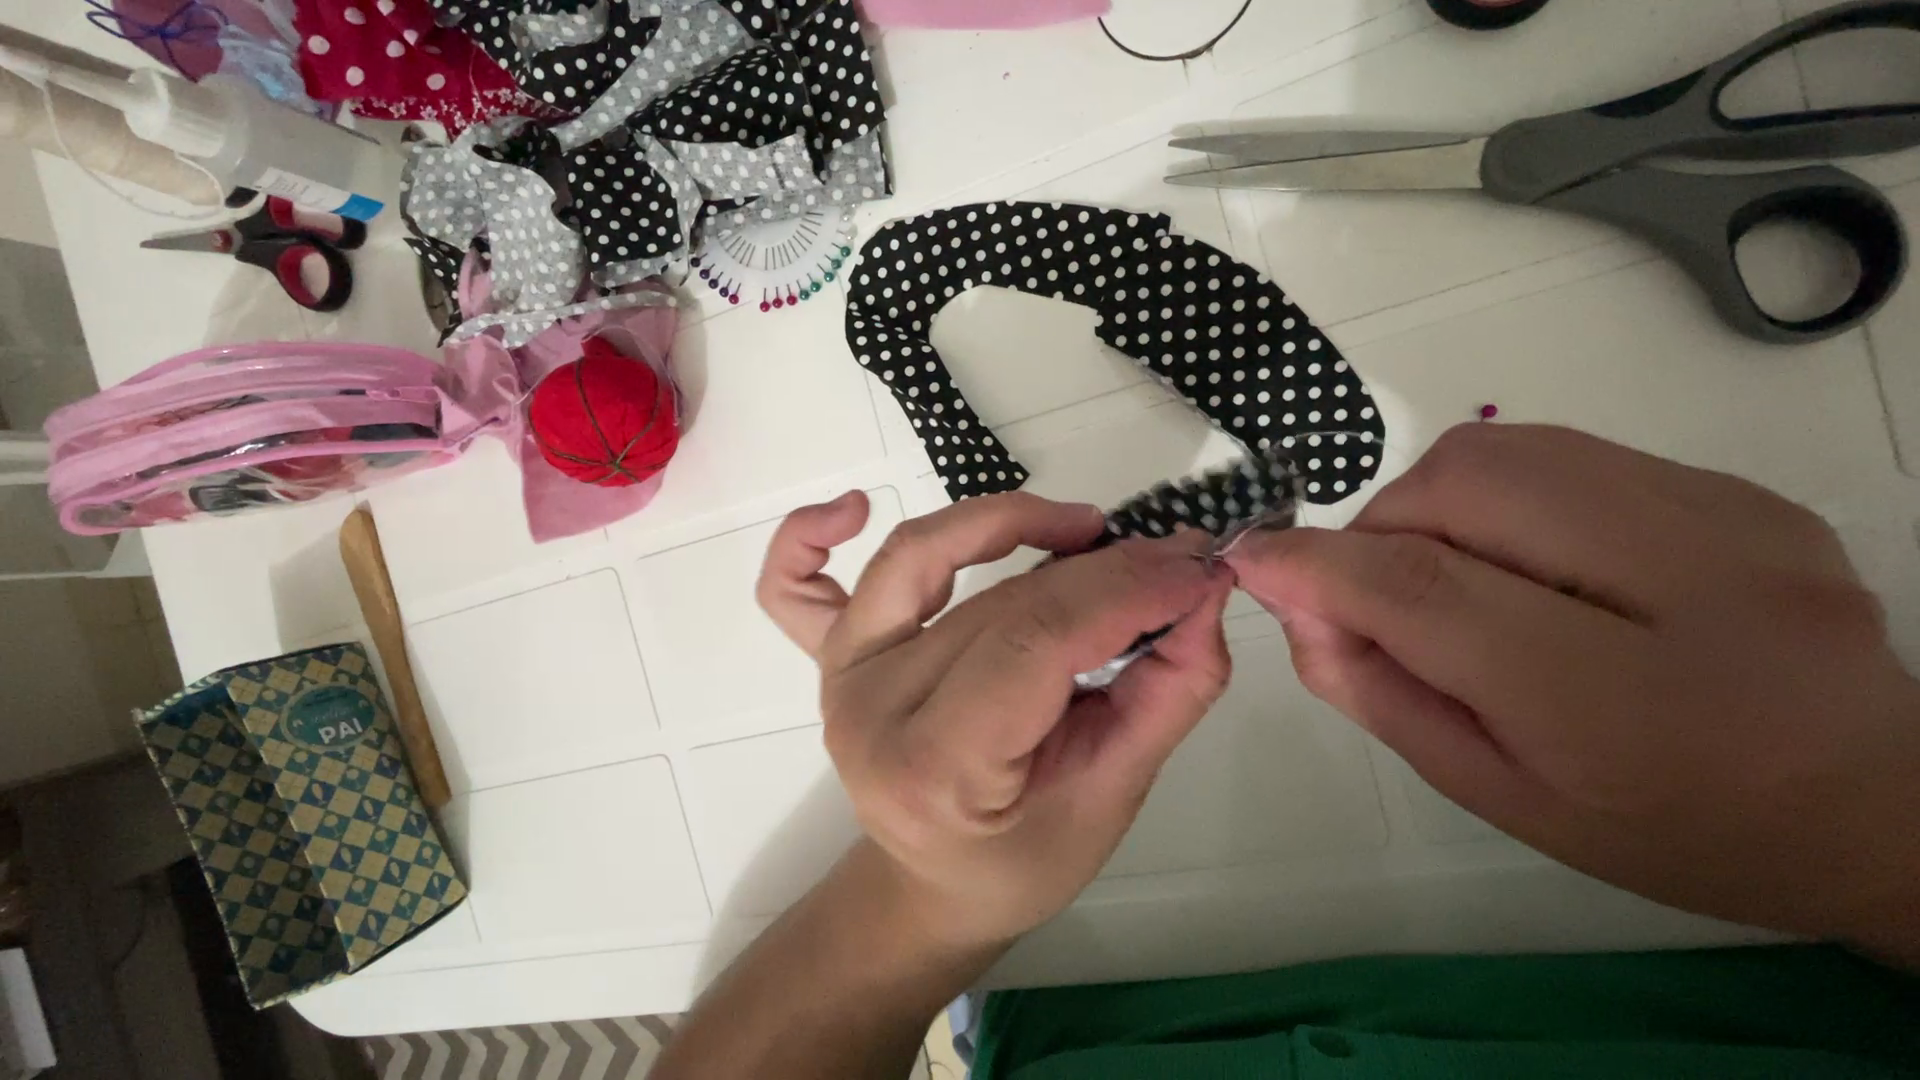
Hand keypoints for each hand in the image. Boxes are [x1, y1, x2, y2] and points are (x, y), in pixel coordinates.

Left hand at [758, 491, 1234, 949]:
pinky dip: (807, 537)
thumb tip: (1202, 596)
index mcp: (935, 767)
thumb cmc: (1021, 860)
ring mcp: (841, 675)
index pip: (1033, 643)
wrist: (934, 882)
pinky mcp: (829, 658)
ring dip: (1000, 521)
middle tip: (1174, 556)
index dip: (1122, 592)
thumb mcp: (1113, 796)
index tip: (1196, 567)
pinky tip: (853, 506)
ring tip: (1080, 526)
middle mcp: (870, 709)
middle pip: (996, 602)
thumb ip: (1167, 693)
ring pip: (918, 561)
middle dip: (1100, 567)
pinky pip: (795, 588)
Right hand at [1228, 424, 1919, 964]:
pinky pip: (1561, 453)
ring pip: (1503, 449)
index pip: (1425, 592)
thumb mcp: (1496, 791)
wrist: (1873, 806)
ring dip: (1432, 502)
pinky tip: (1530, 558)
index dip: (1316, 565)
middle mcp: (1694, 583)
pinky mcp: (1738, 487)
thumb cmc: (1664, 828)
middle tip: (1377, 588)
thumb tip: (1294, 603)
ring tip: (1453, 571)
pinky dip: (1497, 496)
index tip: (1251, 558)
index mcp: (1623, 701)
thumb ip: (1378, 691)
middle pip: (1464, 486)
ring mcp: (1730, 518)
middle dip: (1379, 525)